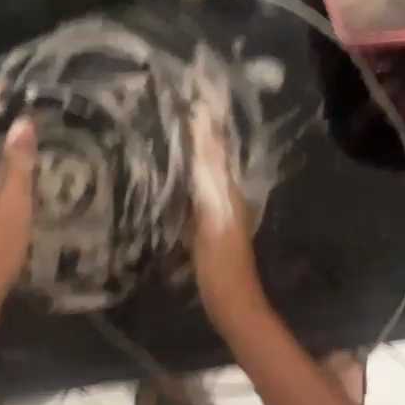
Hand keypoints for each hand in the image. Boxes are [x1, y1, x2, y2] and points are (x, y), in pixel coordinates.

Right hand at [188, 110, 269, 331]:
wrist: (232, 306)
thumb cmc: (221, 266)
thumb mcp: (212, 222)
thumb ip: (209, 183)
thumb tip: (204, 139)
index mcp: (228, 193)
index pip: (217, 149)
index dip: (207, 126)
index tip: (195, 98)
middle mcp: (226, 197)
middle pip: (212, 158)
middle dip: (200, 133)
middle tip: (180, 105)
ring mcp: (217, 212)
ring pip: (205, 174)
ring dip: (194, 153)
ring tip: (173, 129)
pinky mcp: (207, 226)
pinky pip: (197, 191)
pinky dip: (188, 176)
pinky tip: (172, 174)